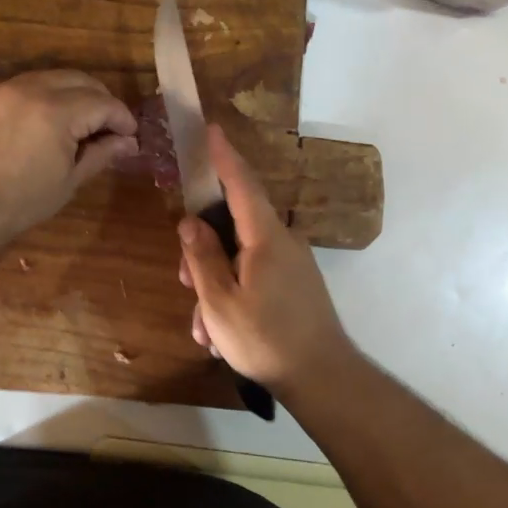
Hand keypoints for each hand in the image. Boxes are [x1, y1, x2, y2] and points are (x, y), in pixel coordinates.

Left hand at [0, 71, 137, 250]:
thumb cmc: (18, 204)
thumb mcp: (67, 182)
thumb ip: (100, 154)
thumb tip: (128, 143)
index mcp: (56, 111)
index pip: (102, 103)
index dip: (122, 118)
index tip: (131, 135)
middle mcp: (31, 89)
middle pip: (79, 80)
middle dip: (100, 100)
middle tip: (110, 127)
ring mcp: (3, 90)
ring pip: (51, 78)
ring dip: (73, 94)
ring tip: (79, 123)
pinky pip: (25, 86)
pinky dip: (45, 96)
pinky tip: (46, 122)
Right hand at [177, 126, 353, 388]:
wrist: (324, 379)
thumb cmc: (266, 339)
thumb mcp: (219, 301)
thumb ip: (202, 258)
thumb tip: (190, 222)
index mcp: (266, 237)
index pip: (241, 183)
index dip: (223, 155)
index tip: (211, 127)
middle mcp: (283, 241)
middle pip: (234, 226)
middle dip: (203, 250)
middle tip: (183, 282)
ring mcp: (293, 264)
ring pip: (241, 259)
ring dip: (215, 285)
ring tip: (203, 330)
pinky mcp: (296, 286)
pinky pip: (255, 277)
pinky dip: (234, 296)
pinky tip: (220, 335)